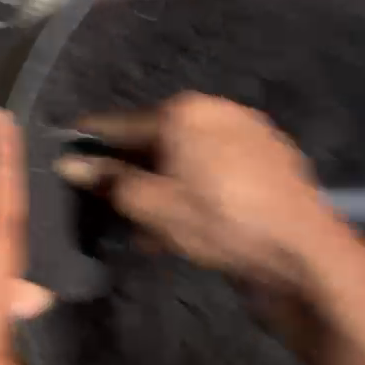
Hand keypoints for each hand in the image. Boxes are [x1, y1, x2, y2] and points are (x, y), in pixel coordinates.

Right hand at [53, 93, 353, 294]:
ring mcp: (248, 132)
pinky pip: (210, 167)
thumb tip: (68, 163)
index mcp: (182, 113)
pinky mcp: (268, 158)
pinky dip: (189, 187)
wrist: (303, 253)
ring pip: (180, 156)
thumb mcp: (146, 203)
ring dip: (157, 183)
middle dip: (126, 171)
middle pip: (149, 140)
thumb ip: (105, 179)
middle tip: (107, 206)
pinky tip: (183, 219)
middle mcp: (216, 111)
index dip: (84, 149)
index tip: (62, 168)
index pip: (112, 126)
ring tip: (145, 221)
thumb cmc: (216, 220)